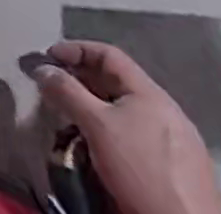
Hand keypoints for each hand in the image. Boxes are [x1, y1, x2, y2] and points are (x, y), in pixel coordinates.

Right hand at [30, 40, 220, 213]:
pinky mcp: (178, 168)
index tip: (47, 59)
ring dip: (93, 107)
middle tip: (52, 89)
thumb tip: (42, 68)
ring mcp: (177, 142)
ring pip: (125, 110)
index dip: (75, 49)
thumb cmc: (140, 170)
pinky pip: (136, 134)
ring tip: (70, 120)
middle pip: (116, 82)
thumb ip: (67, 91)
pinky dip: (110, 130)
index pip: (109, 54)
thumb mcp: (96, 126)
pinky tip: (99, 148)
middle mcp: (167, 112)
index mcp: (152, 95)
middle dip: (80, 80)